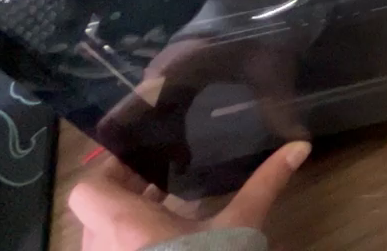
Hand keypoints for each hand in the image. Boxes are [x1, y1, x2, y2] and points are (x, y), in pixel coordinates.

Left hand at [68, 141, 309, 250]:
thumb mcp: (241, 223)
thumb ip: (265, 183)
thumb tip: (300, 146)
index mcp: (124, 225)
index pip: (87, 190)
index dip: (110, 170)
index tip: (146, 159)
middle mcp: (101, 250)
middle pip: (94, 213)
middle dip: (126, 193)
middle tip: (163, 178)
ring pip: (99, 238)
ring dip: (126, 220)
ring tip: (166, 209)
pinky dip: (131, 243)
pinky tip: (167, 242)